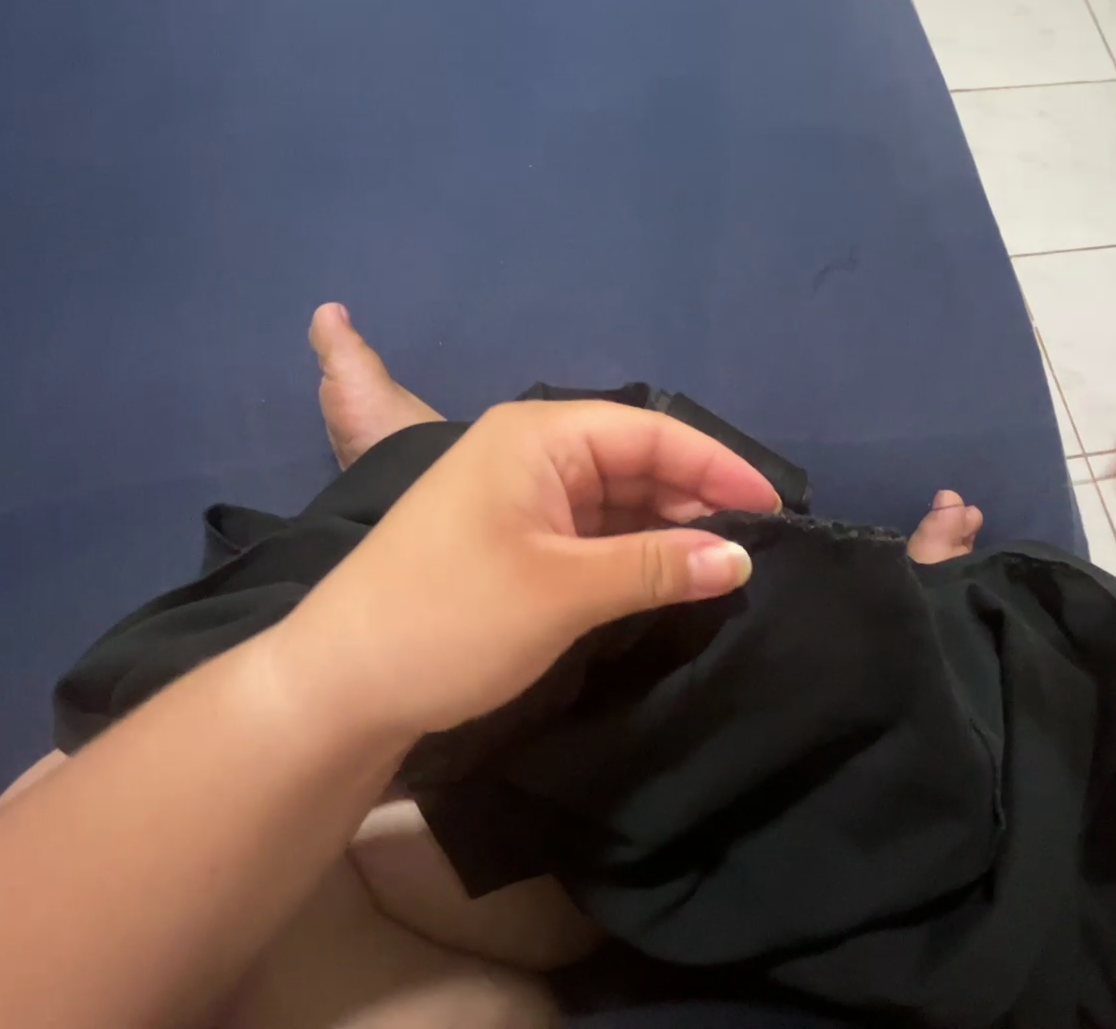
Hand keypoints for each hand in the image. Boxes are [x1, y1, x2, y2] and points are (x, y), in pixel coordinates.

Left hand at [268, 400, 779, 735]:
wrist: (341, 683)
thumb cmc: (449, 617)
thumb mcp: (564, 590)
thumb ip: (658, 566)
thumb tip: (741, 557)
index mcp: (538, 435)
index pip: (650, 432)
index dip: (718, 465)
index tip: (774, 508)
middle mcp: (532, 452)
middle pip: (636, 460)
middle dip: (696, 498)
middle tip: (753, 546)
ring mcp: (521, 497)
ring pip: (616, 499)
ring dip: (667, 528)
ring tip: (723, 564)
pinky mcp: (516, 540)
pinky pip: (592, 531)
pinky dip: (633, 551)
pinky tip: (669, 575)